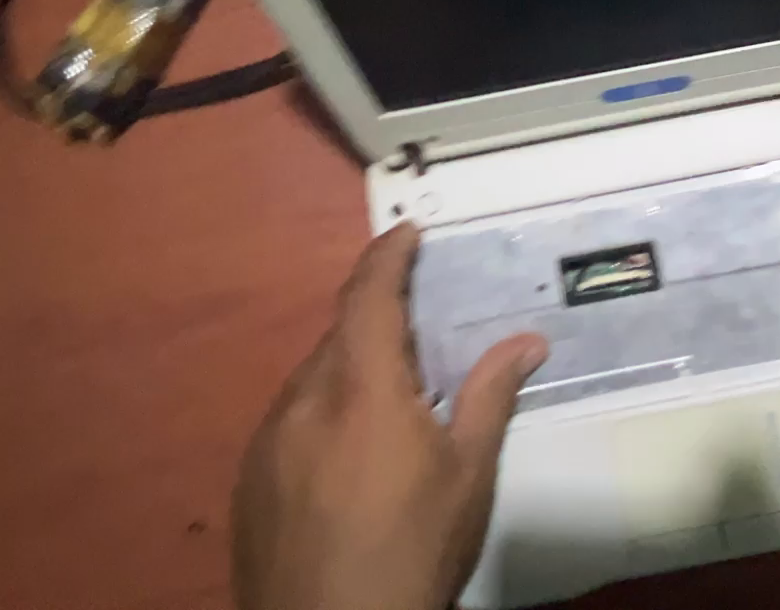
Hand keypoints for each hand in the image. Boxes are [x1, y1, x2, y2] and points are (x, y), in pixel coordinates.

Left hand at [232, 223, 547, 609]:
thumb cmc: (413, 549)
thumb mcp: (468, 473)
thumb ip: (492, 394)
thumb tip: (530, 340)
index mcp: (363, 390)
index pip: (370, 297)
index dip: (387, 255)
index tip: (407, 231)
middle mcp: (306, 401)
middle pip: (342, 334)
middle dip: (380, 321)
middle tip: (422, 345)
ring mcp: (269, 440)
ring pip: (315, 376)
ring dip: (352, 368)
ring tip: (390, 408)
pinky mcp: (250, 479)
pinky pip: (291, 416)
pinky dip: (324, 408)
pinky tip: (348, 455)